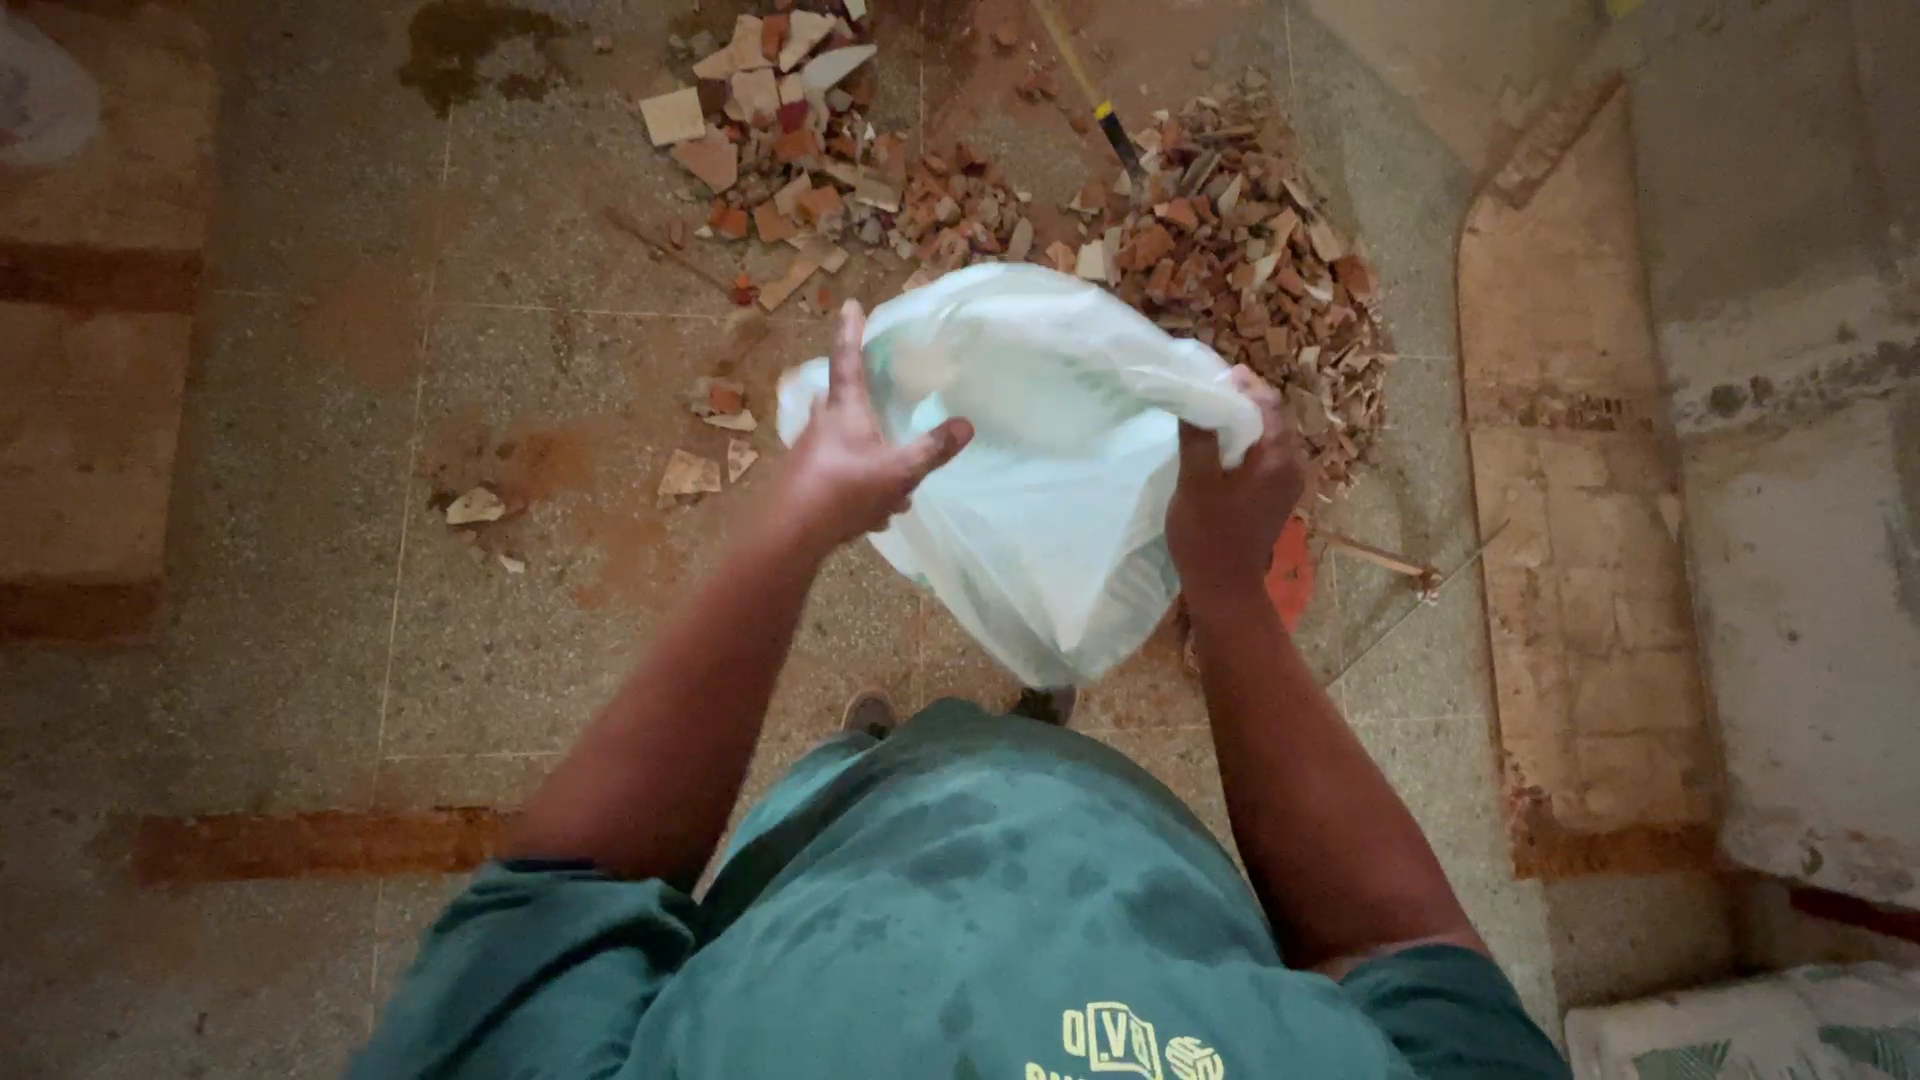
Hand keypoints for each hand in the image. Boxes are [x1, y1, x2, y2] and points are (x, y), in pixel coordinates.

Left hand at [766, 301, 972, 559]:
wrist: (791, 534)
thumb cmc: (846, 490)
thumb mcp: (900, 471)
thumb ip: (933, 450)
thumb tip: (967, 424)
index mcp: (844, 410)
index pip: (848, 359)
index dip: (852, 331)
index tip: (852, 305)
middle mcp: (821, 425)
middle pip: (838, 401)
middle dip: (858, 401)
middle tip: (876, 406)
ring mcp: (809, 454)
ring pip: (843, 445)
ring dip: (867, 459)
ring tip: (892, 491)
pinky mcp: (804, 483)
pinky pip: (838, 477)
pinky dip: (858, 490)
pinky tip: (872, 517)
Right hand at [1166, 366, 1308, 609]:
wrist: (1224, 587)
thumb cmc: (1208, 536)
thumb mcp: (1195, 484)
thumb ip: (1199, 440)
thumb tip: (1197, 398)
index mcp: (1278, 459)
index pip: (1267, 404)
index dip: (1243, 384)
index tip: (1213, 374)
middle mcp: (1292, 466)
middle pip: (1270, 418)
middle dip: (1241, 401)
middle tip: (1206, 391)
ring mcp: (1287, 483)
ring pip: (1267, 437)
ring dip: (1241, 422)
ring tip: (1208, 414)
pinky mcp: (1276, 495)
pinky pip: (1264, 456)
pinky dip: (1244, 444)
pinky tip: (1218, 448)